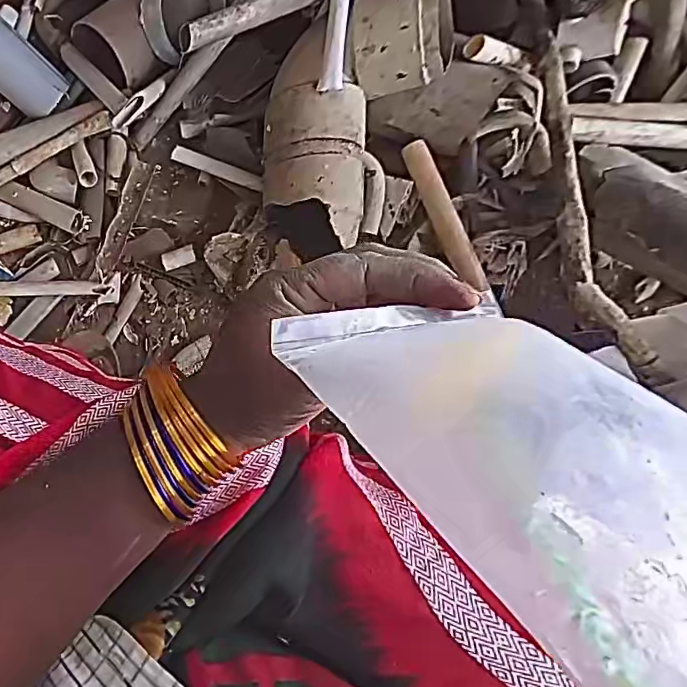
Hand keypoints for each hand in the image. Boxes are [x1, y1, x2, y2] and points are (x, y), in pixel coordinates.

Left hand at [180, 246, 479, 449]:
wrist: (218, 421)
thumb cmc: (246, 397)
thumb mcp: (300, 371)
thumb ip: (352, 345)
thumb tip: (412, 332)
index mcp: (290, 287)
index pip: (364, 266)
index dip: (417, 276)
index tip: (460, 296)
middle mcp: (302, 290)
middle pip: (374, 270)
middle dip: (424, 282)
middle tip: (469, 306)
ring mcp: (311, 308)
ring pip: (375, 291)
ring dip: (416, 300)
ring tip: (458, 317)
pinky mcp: (320, 330)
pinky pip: (367, 314)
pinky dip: (398, 321)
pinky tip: (425, 335)